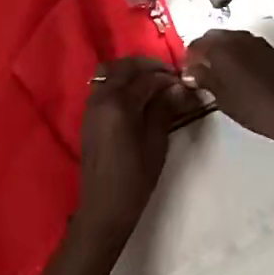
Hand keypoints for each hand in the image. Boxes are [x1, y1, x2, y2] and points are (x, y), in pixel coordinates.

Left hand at [76, 57, 199, 241]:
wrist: (104, 207)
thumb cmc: (135, 180)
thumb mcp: (156, 144)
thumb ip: (164, 111)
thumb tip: (178, 87)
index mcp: (119, 105)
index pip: (147, 79)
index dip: (168, 78)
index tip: (184, 82)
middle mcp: (102, 98)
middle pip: (125, 67)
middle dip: (149, 67)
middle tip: (170, 76)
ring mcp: (92, 105)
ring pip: (110, 72)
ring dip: (131, 71)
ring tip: (153, 81)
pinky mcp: (89, 114)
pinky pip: (103, 84)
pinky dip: (119, 80)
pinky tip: (136, 94)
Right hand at [183, 29, 273, 141]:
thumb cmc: (253, 107)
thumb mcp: (223, 98)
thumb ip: (204, 79)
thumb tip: (189, 71)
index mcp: (220, 48)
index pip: (195, 45)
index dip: (188, 59)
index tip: (188, 74)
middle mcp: (236, 37)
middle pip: (212, 37)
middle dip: (204, 51)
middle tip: (201, 72)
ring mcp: (254, 40)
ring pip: (229, 39)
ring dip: (221, 50)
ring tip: (219, 72)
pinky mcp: (268, 47)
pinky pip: (244, 44)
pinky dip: (236, 52)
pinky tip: (238, 71)